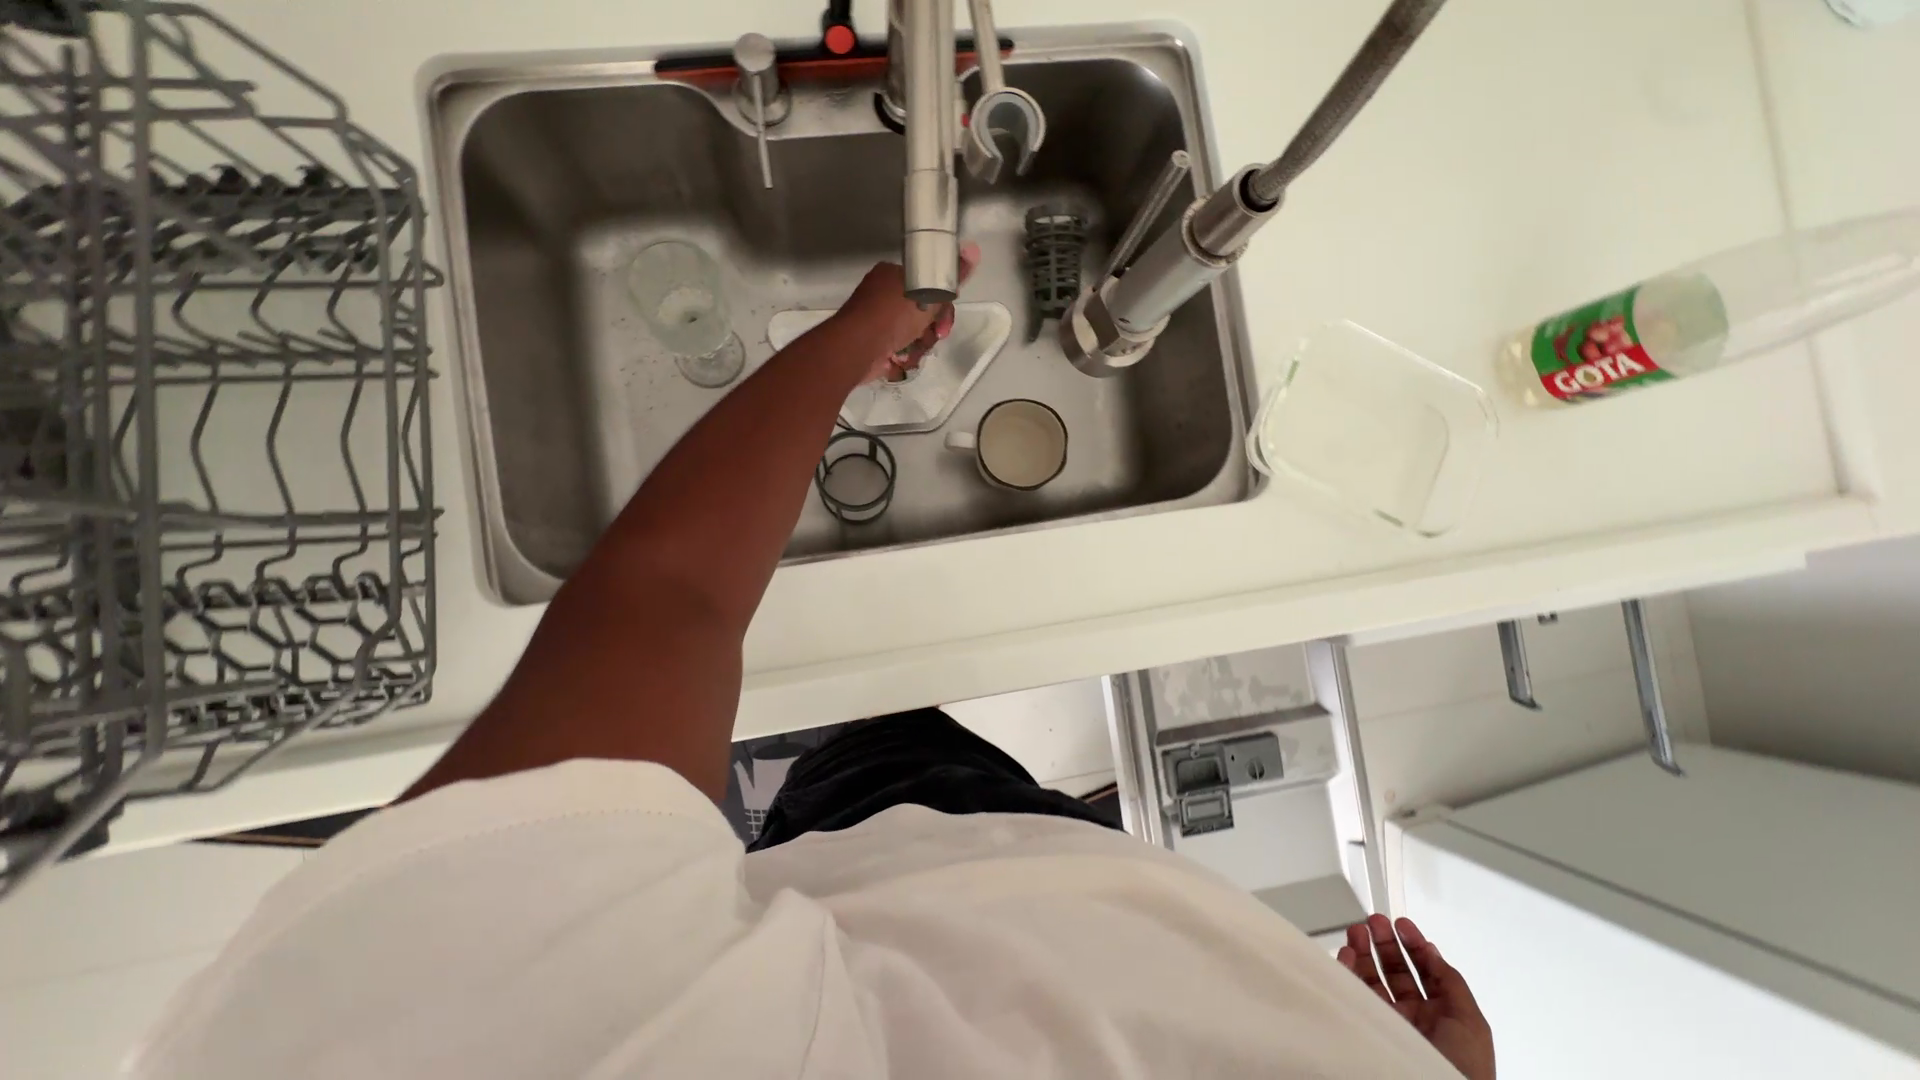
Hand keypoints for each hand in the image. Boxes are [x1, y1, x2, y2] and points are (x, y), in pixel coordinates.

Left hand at [834, 242, 980, 382]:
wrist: (858, 346)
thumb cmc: (892, 315)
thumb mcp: (929, 292)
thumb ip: (953, 276)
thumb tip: (974, 248)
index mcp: (893, 275)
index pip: (928, 288)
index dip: (941, 307)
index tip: (943, 324)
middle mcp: (883, 294)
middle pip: (921, 314)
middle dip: (930, 331)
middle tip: (932, 338)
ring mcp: (876, 320)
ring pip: (911, 334)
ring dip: (917, 346)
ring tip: (910, 352)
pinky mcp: (872, 343)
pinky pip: (897, 349)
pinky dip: (902, 356)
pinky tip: (898, 359)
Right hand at [1337, 915, 1494, 1079]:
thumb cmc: (1463, 1062)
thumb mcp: (1470, 1022)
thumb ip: (1451, 982)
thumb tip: (1430, 949)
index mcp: (1440, 1013)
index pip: (1425, 972)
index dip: (1414, 946)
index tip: (1401, 924)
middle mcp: (1413, 1014)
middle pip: (1396, 971)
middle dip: (1386, 944)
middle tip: (1375, 921)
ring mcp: (1388, 1019)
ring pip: (1372, 978)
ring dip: (1364, 951)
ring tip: (1357, 931)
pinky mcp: (1365, 1026)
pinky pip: (1353, 992)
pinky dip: (1348, 970)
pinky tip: (1348, 953)